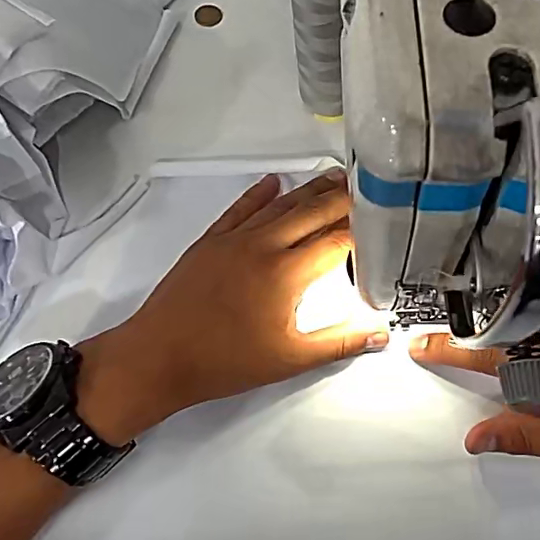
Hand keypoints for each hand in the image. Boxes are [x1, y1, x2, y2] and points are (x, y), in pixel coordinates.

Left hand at [77, 171, 388, 441]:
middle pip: (312, 212)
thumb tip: (378, 334)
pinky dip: (259, 193)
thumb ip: (339, 342)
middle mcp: (262, 246)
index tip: (382, 225)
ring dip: (309, 189)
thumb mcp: (290, 359)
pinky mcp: (211, 241)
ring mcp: (234, 239)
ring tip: (334, 177)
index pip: (337, 241)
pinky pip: (241, 208)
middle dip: (344, 199)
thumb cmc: (220, 362)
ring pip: (280, 204)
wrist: (157, 358)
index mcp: (286, 273)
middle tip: (368, 188)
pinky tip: (272, 182)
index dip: (363, 231)